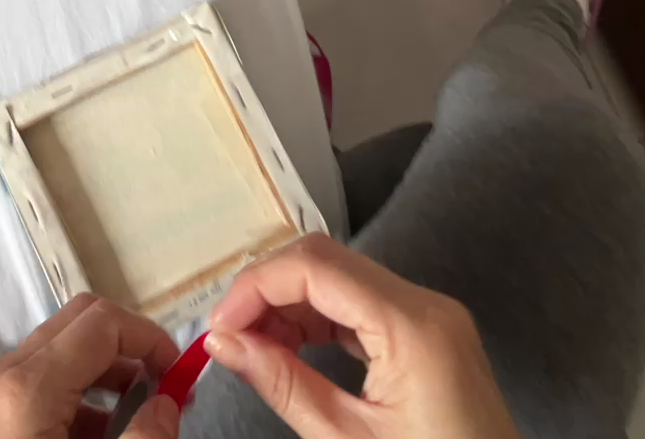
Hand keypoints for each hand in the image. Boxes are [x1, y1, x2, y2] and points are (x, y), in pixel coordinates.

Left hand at [0, 293, 181, 438]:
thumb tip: (169, 403)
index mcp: (29, 386)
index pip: (101, 322)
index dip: (149, 337)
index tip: (180, 374)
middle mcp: (4, 372)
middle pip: (79, 321)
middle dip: (129, 342)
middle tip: (166, 382)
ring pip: (60, 346)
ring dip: (106, 364)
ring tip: (143, 406)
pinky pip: (41, 376)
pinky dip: (79, 388)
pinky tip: (103, 428)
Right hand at [204, 233, 519, 438]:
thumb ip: (283, 384)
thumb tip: (220, 341)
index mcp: (412, 326)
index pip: (314, 268)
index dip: (256, 286)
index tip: (217, 324)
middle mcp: (423, 302)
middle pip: (323, 259)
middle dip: (267, 288)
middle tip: (229, 331)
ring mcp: (427, 313)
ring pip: (335, 274)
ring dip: (286, 300)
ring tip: (252, 343)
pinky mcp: (424, 330)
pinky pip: (355, 300)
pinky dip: (313, 315)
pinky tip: (286, 345)